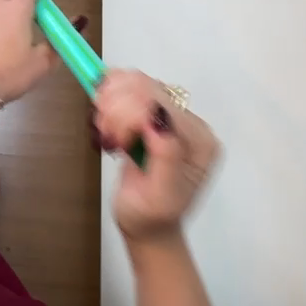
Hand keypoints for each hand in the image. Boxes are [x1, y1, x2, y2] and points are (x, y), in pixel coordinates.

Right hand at [94, 70, 219, 242]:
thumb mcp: (161, 196)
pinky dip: (109, 96)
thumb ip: (166, 156)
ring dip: (110, 101)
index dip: (129, 114)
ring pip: (135, 81)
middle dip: (117, 107)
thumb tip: (157, 118)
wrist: (146, 225)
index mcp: (200, 141)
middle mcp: (190, 122)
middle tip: (107, 135)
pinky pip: (127, 85)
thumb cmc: (151, 216)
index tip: (115, 141)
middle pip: (147, 86)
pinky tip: (105, 118)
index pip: (162, 104)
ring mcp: (170, 115)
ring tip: (106, 131)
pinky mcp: (151, 111)